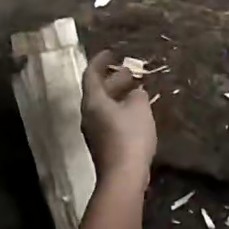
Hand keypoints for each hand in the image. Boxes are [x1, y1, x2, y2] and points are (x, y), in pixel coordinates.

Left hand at [83, 50, 156, 179]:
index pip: (91, 75)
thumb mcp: (139, 109)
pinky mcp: (102, 144)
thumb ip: (137, 95)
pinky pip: (109, 119)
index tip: (110, 52)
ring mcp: (94, 131)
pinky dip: (119, 110)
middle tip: (130, 72)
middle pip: (97, 91)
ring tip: (136, 91)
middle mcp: (88, 114)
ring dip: (118, 96)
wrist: (123, 176)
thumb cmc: (130, 137)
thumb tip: (135, 92)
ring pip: (103, 106)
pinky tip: (135, 113)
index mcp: (93, 101)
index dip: (100, 61)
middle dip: (113, 79)